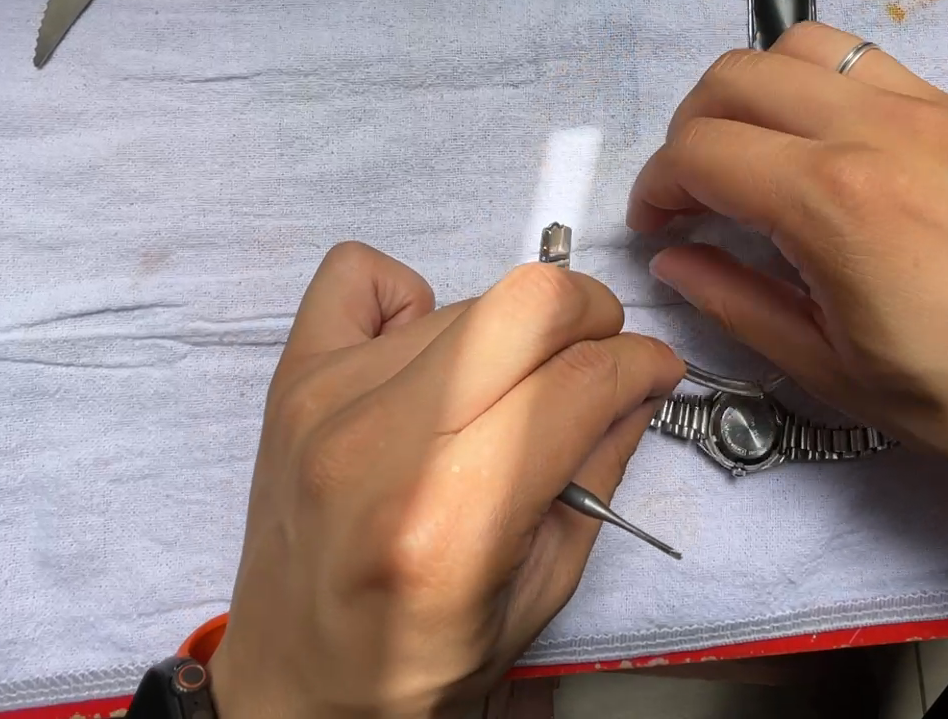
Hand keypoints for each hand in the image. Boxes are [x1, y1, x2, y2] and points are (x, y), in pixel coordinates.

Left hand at [208, 243, 682, 718]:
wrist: (291, 686)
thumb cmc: (420, 658)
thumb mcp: (544, 586)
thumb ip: (601, 468)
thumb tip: (639, 379)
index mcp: (454, 518)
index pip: (579, 381)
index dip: (640, 362)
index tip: (656, 368)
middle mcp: (381, 444)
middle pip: (525, 304)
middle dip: (590, 313)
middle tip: (599, 351)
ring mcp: (326, 399)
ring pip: (466, 298)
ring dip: (511, 333)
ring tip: (501, 391)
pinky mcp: (291, 376)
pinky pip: (360, 270)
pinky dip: (408, 295)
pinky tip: (419, 348)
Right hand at [629, 22, 947, 544]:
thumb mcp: (827, 370)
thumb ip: (733, 299)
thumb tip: (670, 259)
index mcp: (834, 200)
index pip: (701, 150)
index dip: (656, 185)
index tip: (654, 227)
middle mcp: (877, 128)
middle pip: (736, 76)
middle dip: (689, 129)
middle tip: (692, 193)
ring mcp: (931, 108)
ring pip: (800, 46)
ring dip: (752, 92)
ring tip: (755, 156)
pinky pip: (865, 62)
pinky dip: (816, 87)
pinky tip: (827, 151)